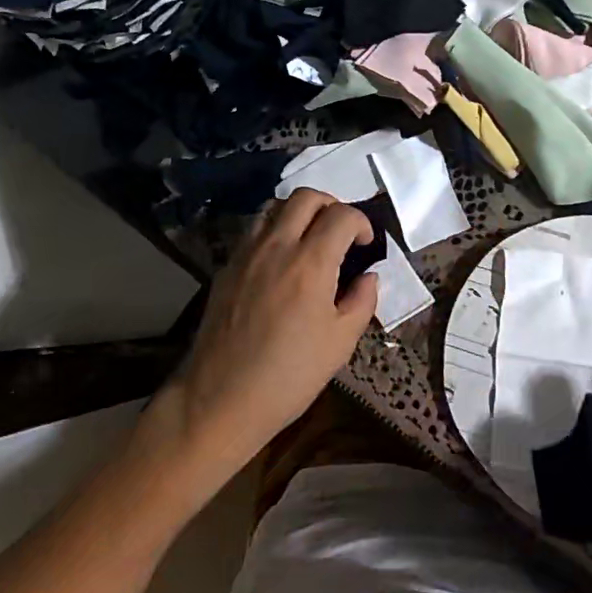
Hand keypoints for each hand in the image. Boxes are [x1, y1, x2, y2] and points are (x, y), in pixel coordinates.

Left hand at [155, 188, 377, 477]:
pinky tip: (280, 262)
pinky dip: (272, 232)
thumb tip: (369, 275)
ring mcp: (244, 254)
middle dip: (330, 205)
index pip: (340, 216)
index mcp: (309, 263)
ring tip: (310, 241)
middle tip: (340, 232)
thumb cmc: (290, 375)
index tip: (366, 243)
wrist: (222, 394)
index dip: (360, 222)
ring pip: (272, 209)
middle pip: (303, 197)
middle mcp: (274, 246)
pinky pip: (251, 233)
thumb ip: (361, 300)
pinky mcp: (225, 268)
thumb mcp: (340, 342)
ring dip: (296, 213)